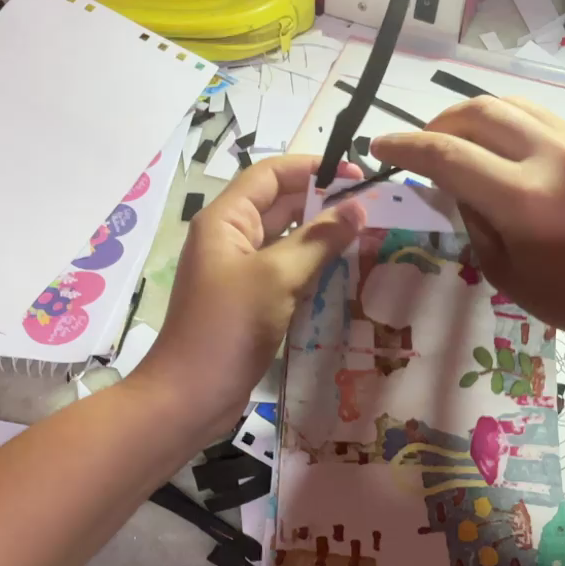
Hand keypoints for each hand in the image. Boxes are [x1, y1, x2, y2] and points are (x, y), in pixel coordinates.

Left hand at [131, 155, 366, 438]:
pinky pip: (286, 272)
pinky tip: (346, 273)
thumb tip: (358, 208)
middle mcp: (231, 238)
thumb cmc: (228, 328)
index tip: (359, 176)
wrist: (190, 396)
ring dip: (322, 237)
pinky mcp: (250, 301)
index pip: (271, 175)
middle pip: (280, 204)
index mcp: (226, 220)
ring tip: (368, 236)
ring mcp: (240, 272)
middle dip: (324, 202)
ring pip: (287, 240)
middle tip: (374, 208)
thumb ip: (318, 239)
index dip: (313, 168)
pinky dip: (314, 268)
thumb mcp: (277, 276)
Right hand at [371, 97, 564, 404]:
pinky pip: (540, 118)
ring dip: (473, 117)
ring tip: (456, 141)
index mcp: (523, 199)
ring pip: (511, 105)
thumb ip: (475, 222)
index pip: (446, 155)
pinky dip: (508, 124)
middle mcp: (551, 155)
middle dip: (438, 122)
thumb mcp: (511, 275)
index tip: (379, 146)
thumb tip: (453, 187)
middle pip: (478, 112)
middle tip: (419, 145)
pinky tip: (500, 149)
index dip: (405, 147)